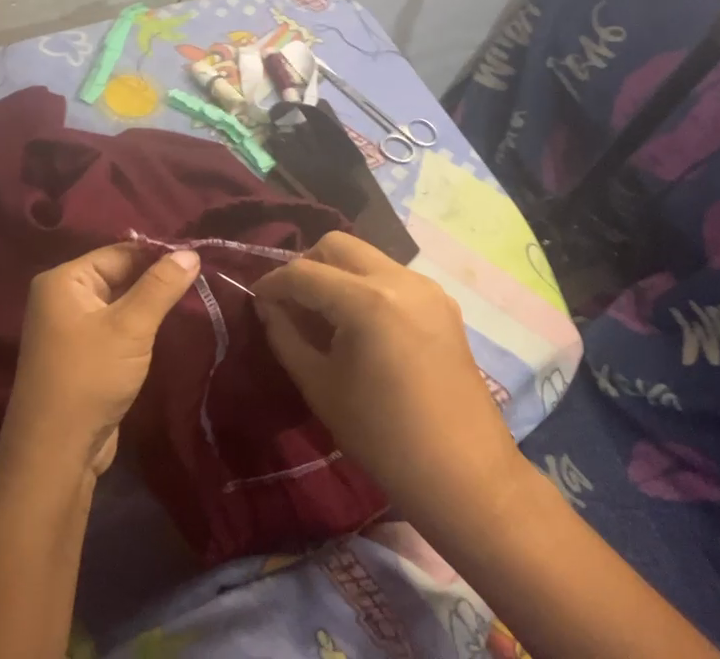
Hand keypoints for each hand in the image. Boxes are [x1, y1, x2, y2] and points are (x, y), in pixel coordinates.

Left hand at [0, 244, 200, 477]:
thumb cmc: (89, 376)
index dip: (159, 254)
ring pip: (120, 304)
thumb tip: (190, 252)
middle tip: (205, 278)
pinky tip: (170, 329)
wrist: (57, 449)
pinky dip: (141, 328)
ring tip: (197, 298)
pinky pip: (116, 329)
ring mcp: (71, 329)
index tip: (201, 257)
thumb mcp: (129, 327)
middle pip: (119, 275)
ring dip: (152, 305)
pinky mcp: (84, 356)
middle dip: (157, 279)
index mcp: (63, 280)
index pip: (119, 252)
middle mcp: (62, 297)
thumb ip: (160, 287)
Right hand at [252, 233, 522, 524]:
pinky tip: (356, 327)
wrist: (463, 474)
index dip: (272, 284)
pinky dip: (364, 288)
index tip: (255, 302)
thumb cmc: (382, 435)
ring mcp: (428, 290)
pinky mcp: (443, 306)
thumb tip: (268, 307)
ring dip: (336, 275)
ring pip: (366, 257)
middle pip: (337, 245)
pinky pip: (391, 277)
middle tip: (290, 303)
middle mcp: (401, 280)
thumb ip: (285, 336)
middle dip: (306, 266)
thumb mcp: (319, 385)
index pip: (303, 272)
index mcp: (368, 300)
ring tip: (322, 317)